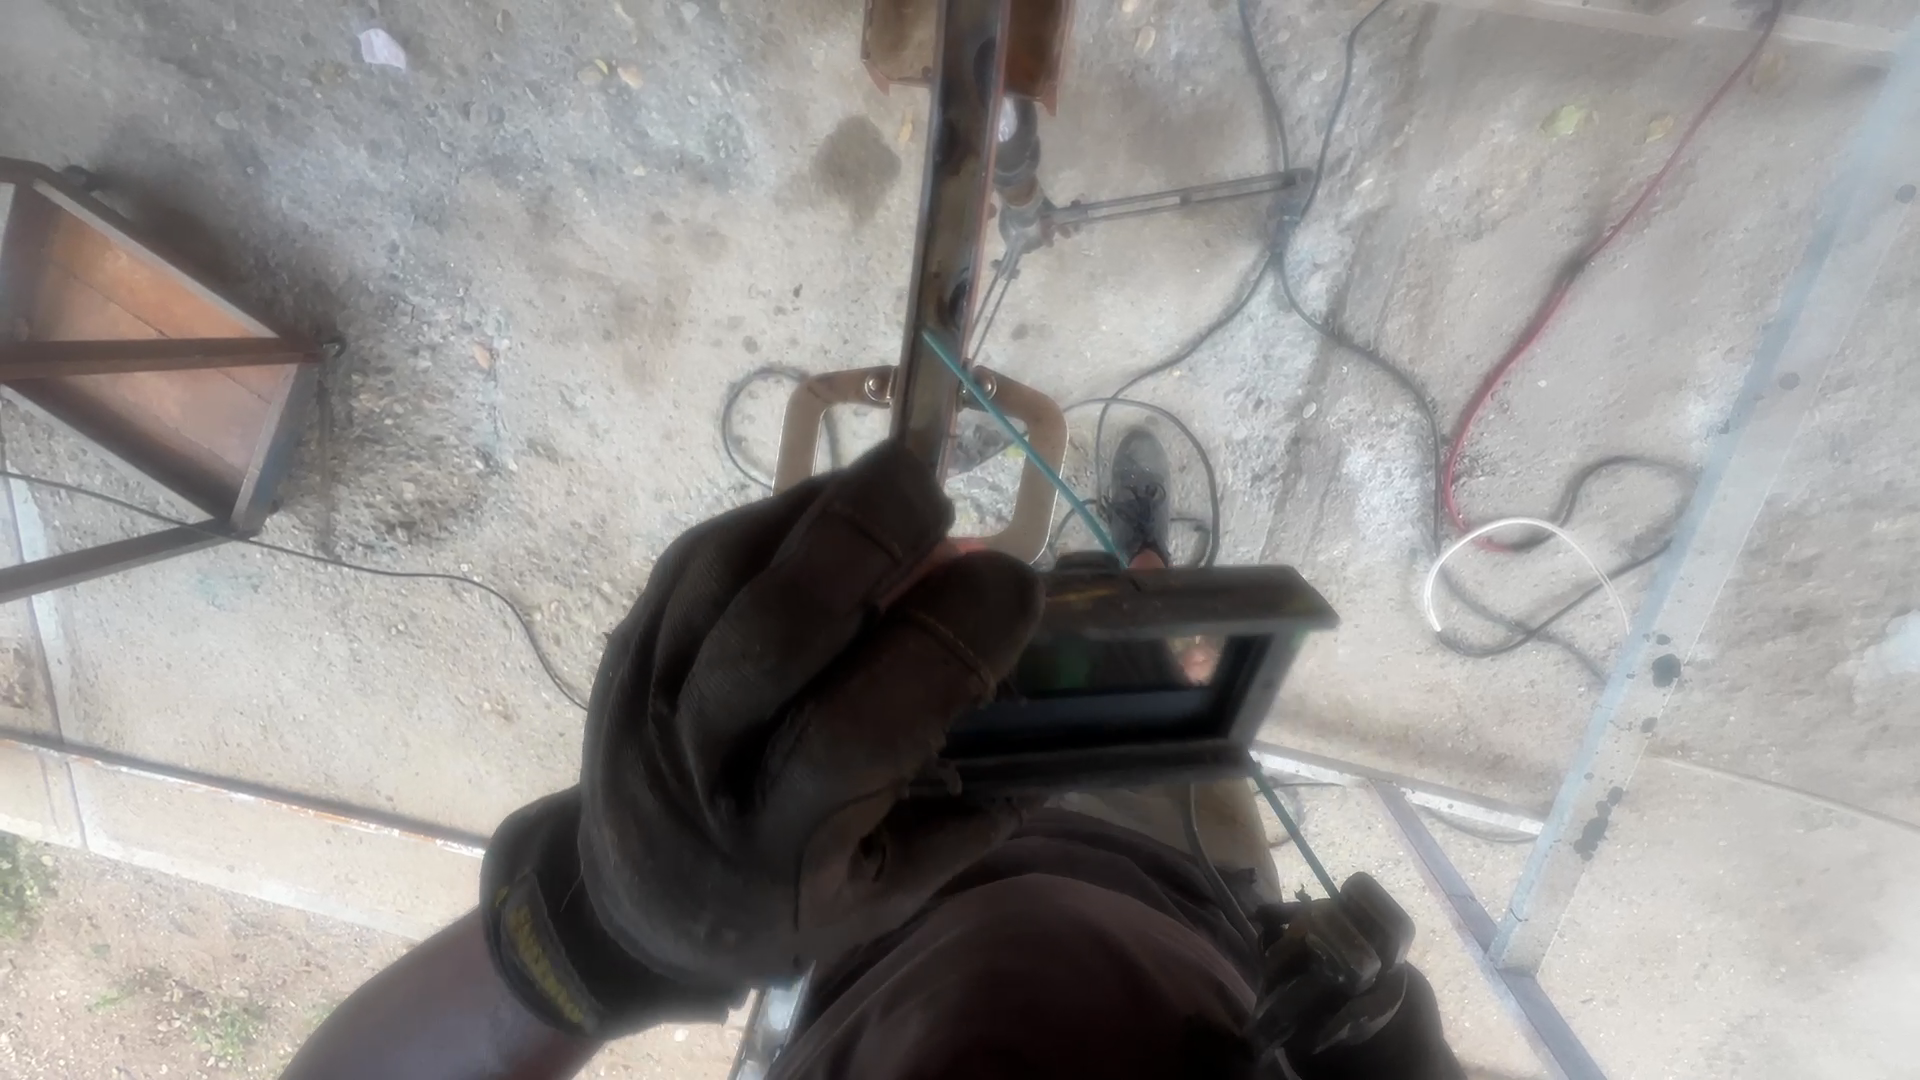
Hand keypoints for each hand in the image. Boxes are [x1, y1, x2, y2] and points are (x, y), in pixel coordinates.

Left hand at [483, 442, 1043, 1034]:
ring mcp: (648, 689)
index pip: (866, 728)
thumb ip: (976, 805)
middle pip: (779, 626)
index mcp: (781, 845)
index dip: (950, 642)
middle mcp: (699, 761)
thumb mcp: (893, 889)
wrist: (637, 904)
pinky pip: (706, 551)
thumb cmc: (786, 902)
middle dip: (869, 540)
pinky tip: (837, 506)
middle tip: (938, 494)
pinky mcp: (629, 637)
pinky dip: (781, 514)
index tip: (1019, 583)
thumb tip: (1058, 702)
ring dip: (825, 512)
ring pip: (728, 567)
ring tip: (899, 486)